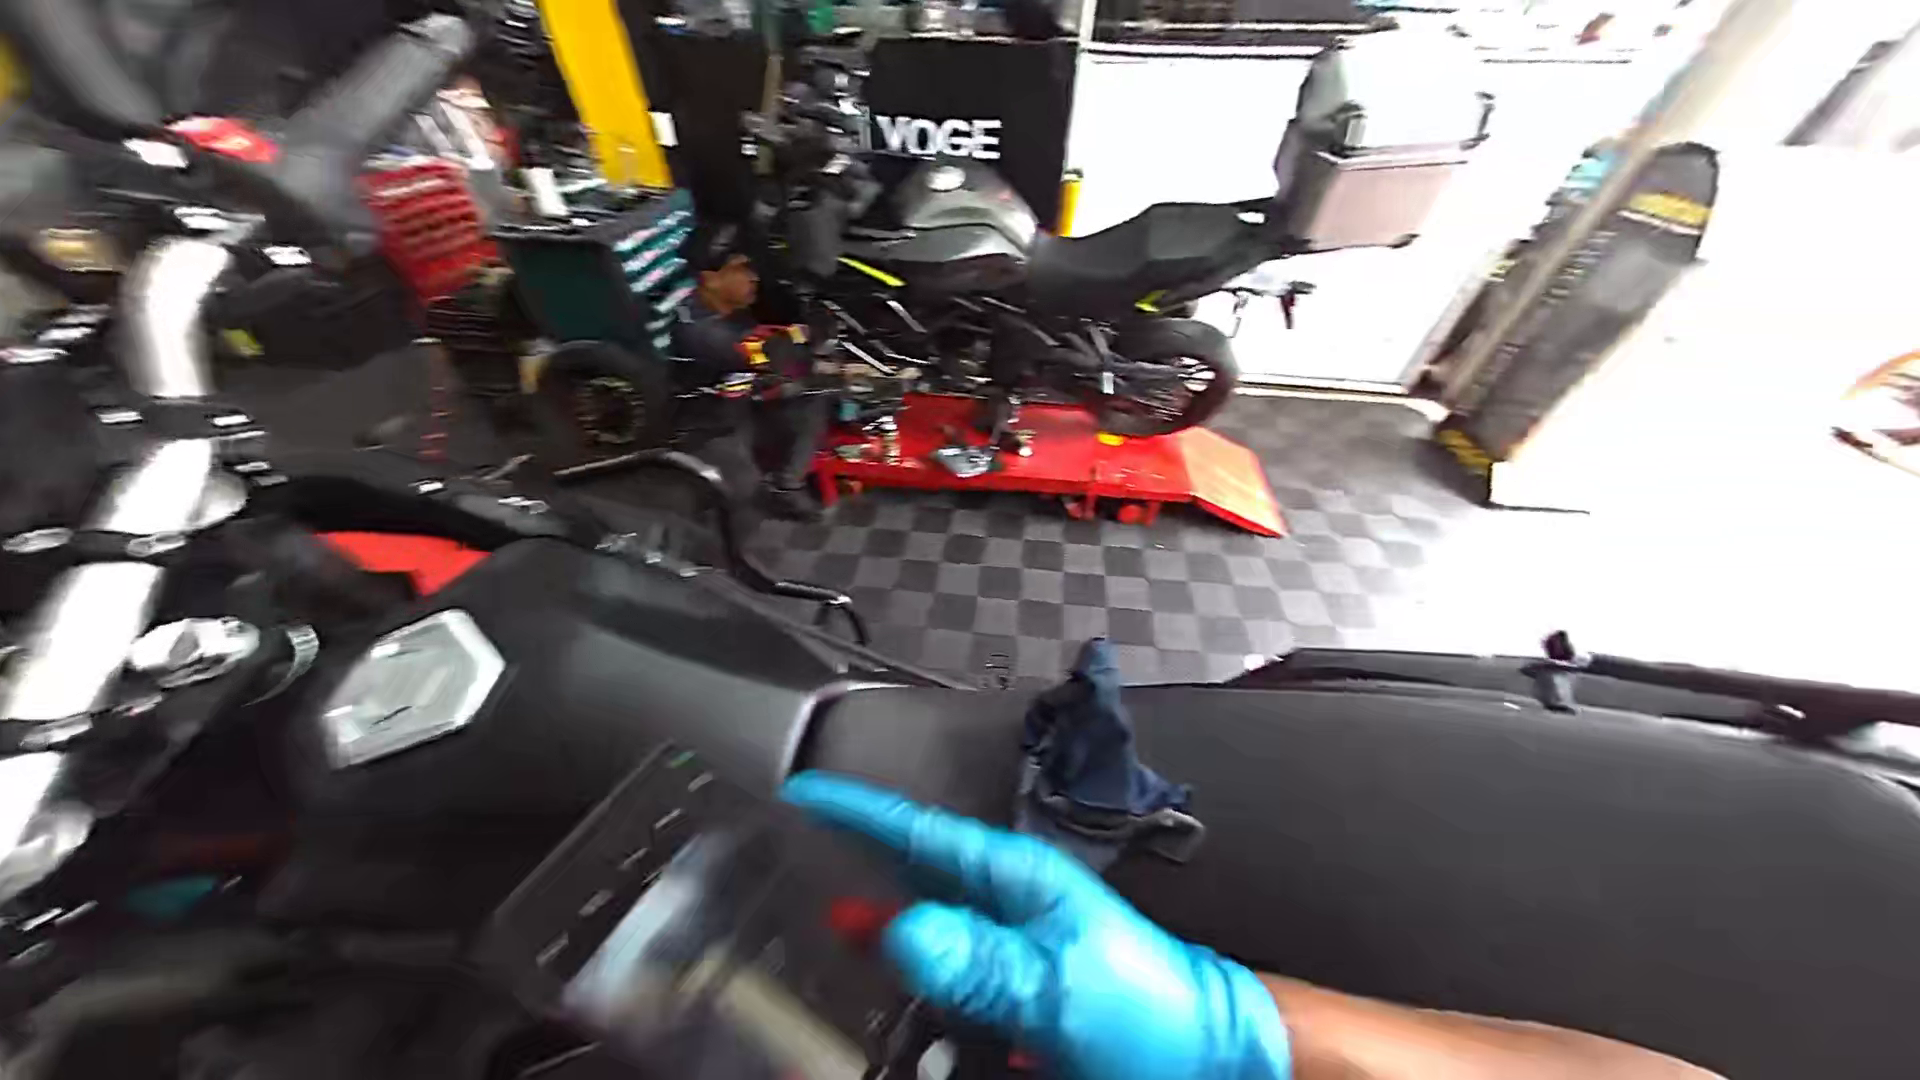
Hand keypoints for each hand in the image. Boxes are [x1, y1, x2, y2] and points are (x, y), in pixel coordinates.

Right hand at [782, 772, 1291, 1079]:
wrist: (1199, 1044)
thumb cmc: (1143, 1009)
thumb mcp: (1057, 986)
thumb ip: (978, 959)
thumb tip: (898, 932)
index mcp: (1013, 872)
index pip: (920, 830)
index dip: (860, 810)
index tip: (811, 791)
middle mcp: (1004, 888)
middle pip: (916, 856)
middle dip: (860, 842)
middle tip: (809, 832)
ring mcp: (1008, 924)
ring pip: (927, 899)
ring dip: (880, 896)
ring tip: (833, 904)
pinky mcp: (1011, 961)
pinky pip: (946, 943)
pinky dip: (910, 944)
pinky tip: (889, 954)